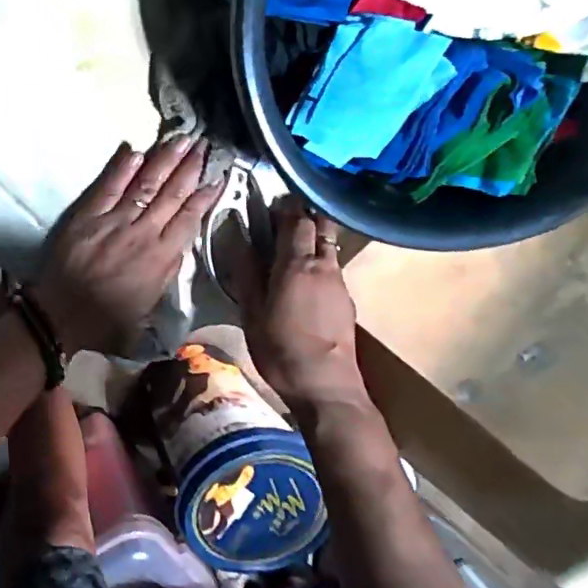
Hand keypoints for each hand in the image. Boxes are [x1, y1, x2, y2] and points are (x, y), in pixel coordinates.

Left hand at [33, 137, 219, 355]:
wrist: (60, 316)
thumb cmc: (106, 319)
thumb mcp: (149, 307)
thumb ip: (167, 273)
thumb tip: (180, 244)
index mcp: (160, 257)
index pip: (189, 219)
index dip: (205, 196)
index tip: (218, 176)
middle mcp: (142, 233)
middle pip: (172, 194)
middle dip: (190, 168)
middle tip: (204, 145)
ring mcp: (114, 221)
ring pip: (146, 184)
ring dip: (165, 160)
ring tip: (181, 140)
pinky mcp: (88, 215)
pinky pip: (109, 187)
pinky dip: (123, 169)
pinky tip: (137, 152)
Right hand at [242, 199, 367, 411]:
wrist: (326, 387)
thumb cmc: (281, 349)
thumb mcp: (252, 313)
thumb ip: (246, 273)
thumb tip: (239, 240)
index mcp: (297, 264)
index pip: (296, 220)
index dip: (286, 206)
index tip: (273, 201)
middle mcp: (324, 265)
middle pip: (322, 226)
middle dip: (307, 214)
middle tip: (288, 215)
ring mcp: (340, 283)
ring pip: (330, 246)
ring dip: (316, 238)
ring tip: (296, 246)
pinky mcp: (348, 301)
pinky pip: (334, 268)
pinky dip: (322, 261)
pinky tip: (309, 279)